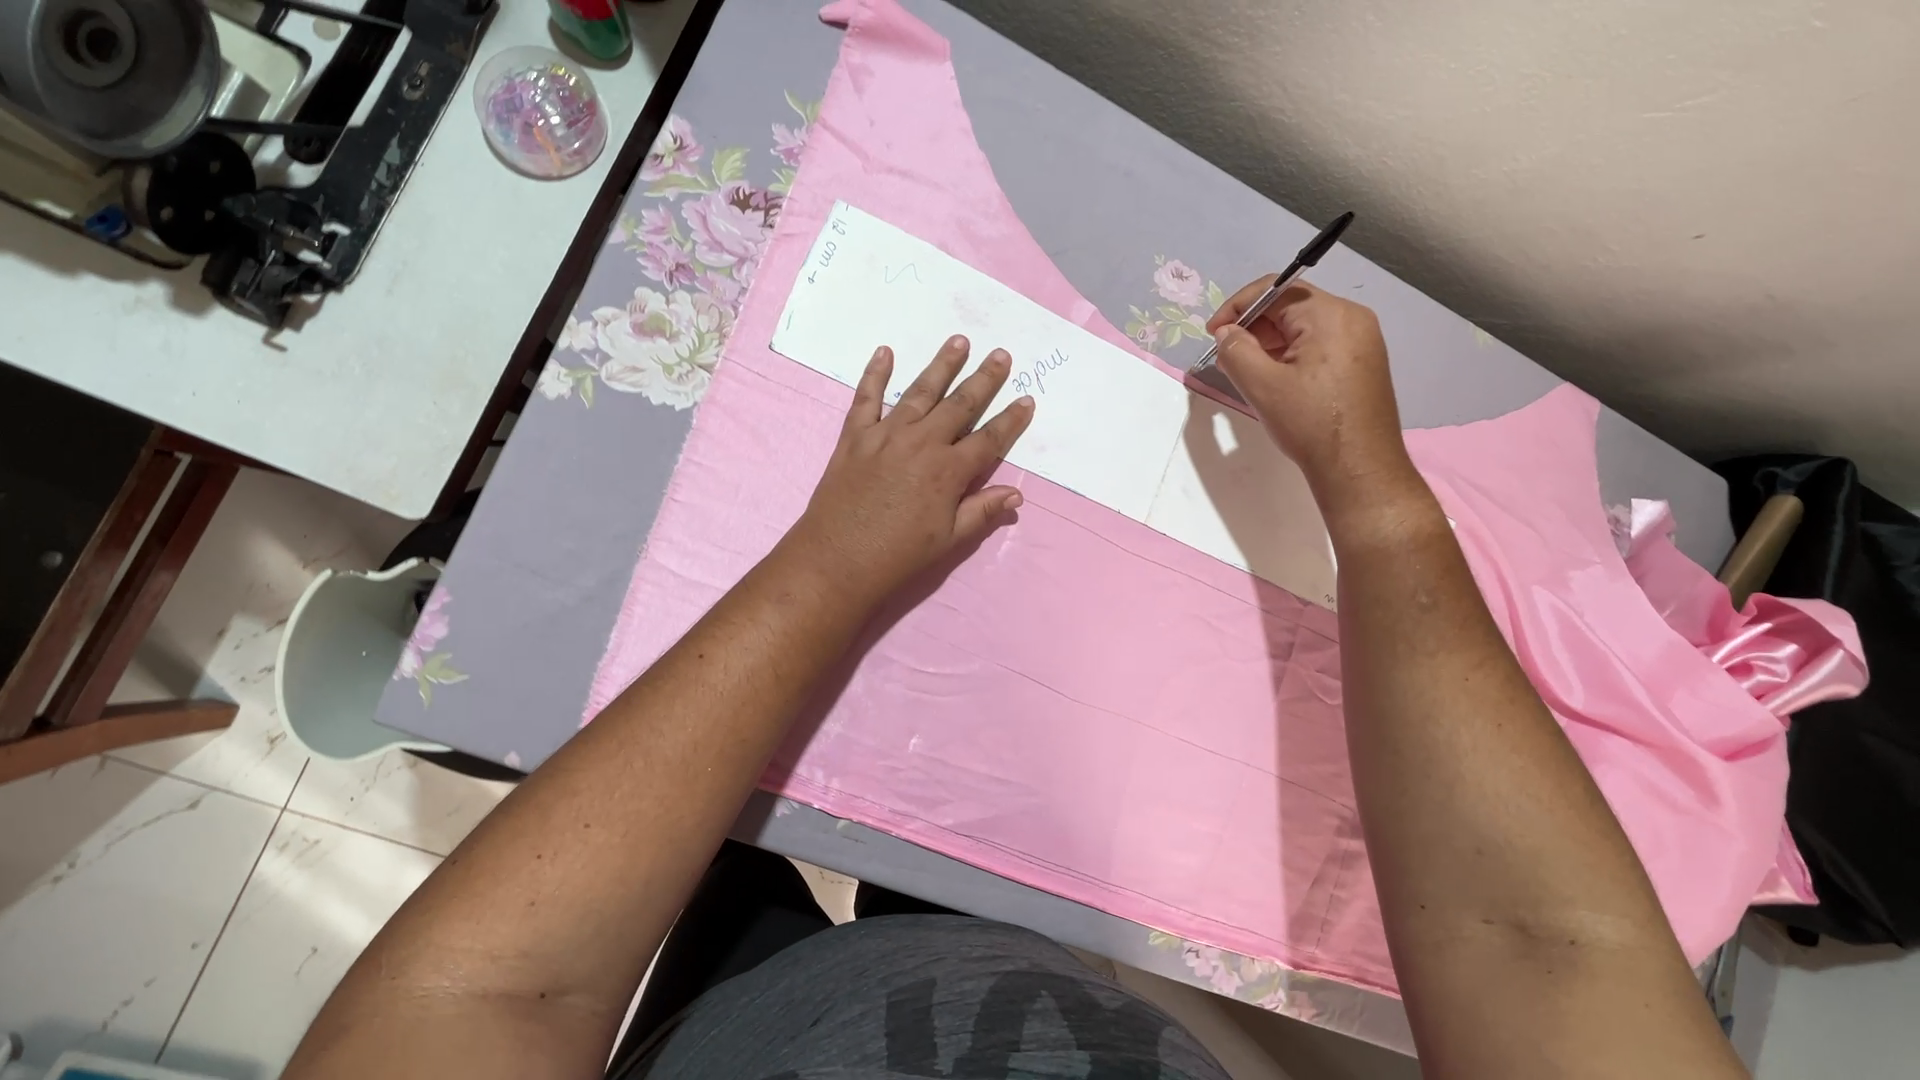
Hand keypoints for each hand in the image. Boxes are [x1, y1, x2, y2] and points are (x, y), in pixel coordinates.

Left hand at [784, 335, 1034, 604]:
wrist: (836, 560)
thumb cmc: (898, 556)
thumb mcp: (948, 540)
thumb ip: (981, 512)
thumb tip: (1016, 494)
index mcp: (948, 472)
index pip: (989, 439)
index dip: (1010, 421)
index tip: (1026, 400)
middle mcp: (921, 443)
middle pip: (960, 405)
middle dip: (983, 379)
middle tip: (1001, 355)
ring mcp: (886, 435)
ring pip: (920, 391)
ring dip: (941, 365)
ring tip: (958, 341)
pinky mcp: (855, 436)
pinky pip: (867, 397)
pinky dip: (875, 373)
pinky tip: (885, 352)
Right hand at [1206, 279, 1420, 518]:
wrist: (1359, 468)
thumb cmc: (1310, 424)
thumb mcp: (1262, 386)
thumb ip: (1236, 350)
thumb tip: (1226, 332)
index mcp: (1330, 315)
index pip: (1276, 290)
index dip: (1238, 307)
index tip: (1214, 333)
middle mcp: (1352, 319)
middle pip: (1292, 306)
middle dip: (1254, 327)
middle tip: (1228, 356)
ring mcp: (1362, 341)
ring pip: (1305, 327)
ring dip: (1271, 343)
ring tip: (1248, 372)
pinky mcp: (1363, 363)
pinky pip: (1320, 345)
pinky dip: (1292, 355)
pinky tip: (1277, 381)